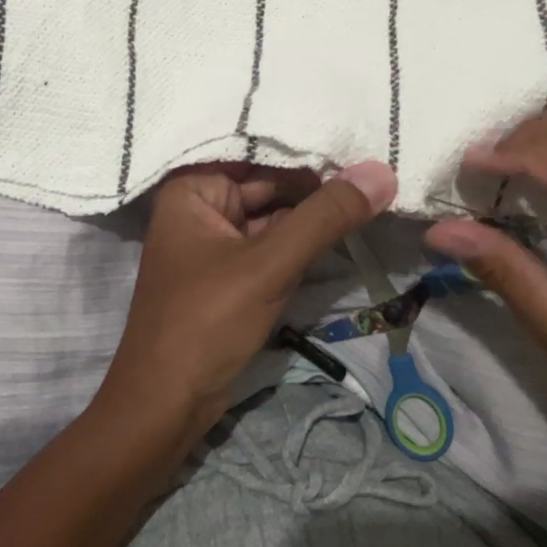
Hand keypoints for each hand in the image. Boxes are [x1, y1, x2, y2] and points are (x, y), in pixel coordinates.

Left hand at [97, 161, 396, 438]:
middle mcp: (198, 209)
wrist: (164, 404)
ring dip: (316, 216)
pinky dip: (304, 245)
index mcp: (191, 189)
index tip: (365, 141)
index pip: (259, 156)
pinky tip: (347, 233)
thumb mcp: (268, 265)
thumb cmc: (204, 322)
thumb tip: (381, 171)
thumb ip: (324, 217)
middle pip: (268, 186)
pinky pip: (271, 249)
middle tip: (381, 171)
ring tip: (377, 195)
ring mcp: (214, 246)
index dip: (310, 151)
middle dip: (318, 185)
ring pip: (273, 220)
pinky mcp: (230, 279)